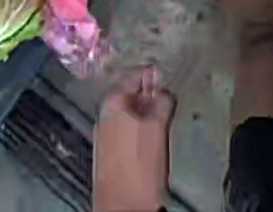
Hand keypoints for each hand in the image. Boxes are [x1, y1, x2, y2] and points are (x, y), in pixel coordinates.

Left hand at [92, 68, 175, 211]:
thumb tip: (164, 88)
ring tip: (164, 120)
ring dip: (147, 114)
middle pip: (131, 95)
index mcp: (111, 102)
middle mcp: (104, 115)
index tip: (167, 76)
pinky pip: (127, 131)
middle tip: (168, 100)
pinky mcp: (109, 155)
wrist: (124, 210)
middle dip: (150, 96)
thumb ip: (162, 100)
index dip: (152, 74)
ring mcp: (105, 135)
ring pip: (130, 114)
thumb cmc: (140, 166)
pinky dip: (140, 130)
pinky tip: (152, 140)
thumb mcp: (158, 126)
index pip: (134, 75)